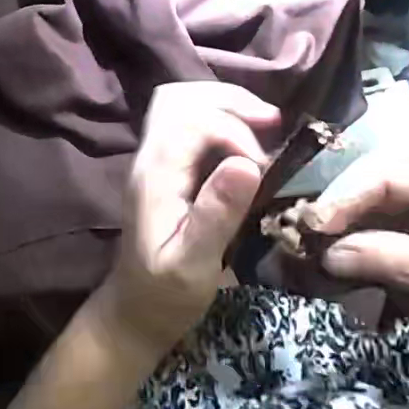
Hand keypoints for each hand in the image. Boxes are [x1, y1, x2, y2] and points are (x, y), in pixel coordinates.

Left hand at [90, 82, 278, 358]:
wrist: (135, 310)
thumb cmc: (164, 294)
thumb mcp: (193, 265)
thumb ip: (216, 215)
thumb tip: (247, 164)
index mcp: (155, 175)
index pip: (193, 121)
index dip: (235, 133)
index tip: (263, 169)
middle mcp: (150, 157)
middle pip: (180, 97)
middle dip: (229, 100)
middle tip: (272, 120)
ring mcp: (155, 159)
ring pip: (183, 103)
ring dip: (225, 103)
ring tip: (265, 121)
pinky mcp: (167, 166)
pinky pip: (189, 121)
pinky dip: (221, 117)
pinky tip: (248, 135)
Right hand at [304, 141, 408, 361]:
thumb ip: (402, 264)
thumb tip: (329, 256)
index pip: (388, 173)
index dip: (342, 200)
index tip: (305, 232)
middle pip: (384, 191)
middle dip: (357, 235)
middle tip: (322, 268)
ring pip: (393, 219)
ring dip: (384, 263)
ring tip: (386, 311)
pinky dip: (407, 272)